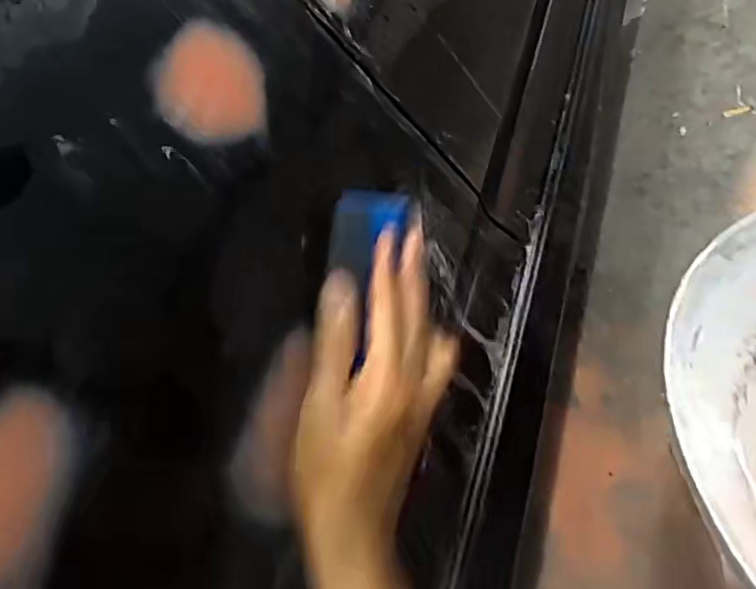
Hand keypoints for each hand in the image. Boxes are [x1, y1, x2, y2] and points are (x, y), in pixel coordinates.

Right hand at [292, 226, 460, 588]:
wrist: (353, 526)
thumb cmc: (324, 463)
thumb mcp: (319, 401)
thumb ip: (334, 341)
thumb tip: (341, 285)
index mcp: (386, 375)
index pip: (388, 306)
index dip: (386, 266)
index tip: (387, 230)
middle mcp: (415, 381)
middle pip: (419, 313)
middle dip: (414, 267)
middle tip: (412, 229)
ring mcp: (423, 396)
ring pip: (432, 331)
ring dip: (422, 292)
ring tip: (414, 261)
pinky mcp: (420, 409)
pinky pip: (435, 355)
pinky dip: (429, 326)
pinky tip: (425, 323)